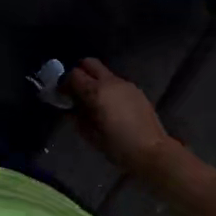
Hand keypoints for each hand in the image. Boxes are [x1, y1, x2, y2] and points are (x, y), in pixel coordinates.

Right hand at [63, 58, 177, 172]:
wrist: (152, 152)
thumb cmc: (117, 146)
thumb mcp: (90, 135)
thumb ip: (77, 117)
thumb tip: (71, 109)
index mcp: (96, 92)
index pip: (74, 75)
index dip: (65, 83)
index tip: (63, 95)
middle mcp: (111, 82)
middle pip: (90, 63)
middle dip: (80, 72)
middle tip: (76, 90)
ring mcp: (126, 85)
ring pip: (104, 73)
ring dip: (95, 81)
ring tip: (94, 102)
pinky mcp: (137, 91)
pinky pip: (116, 83)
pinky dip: (108, 89)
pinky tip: (110, 107)